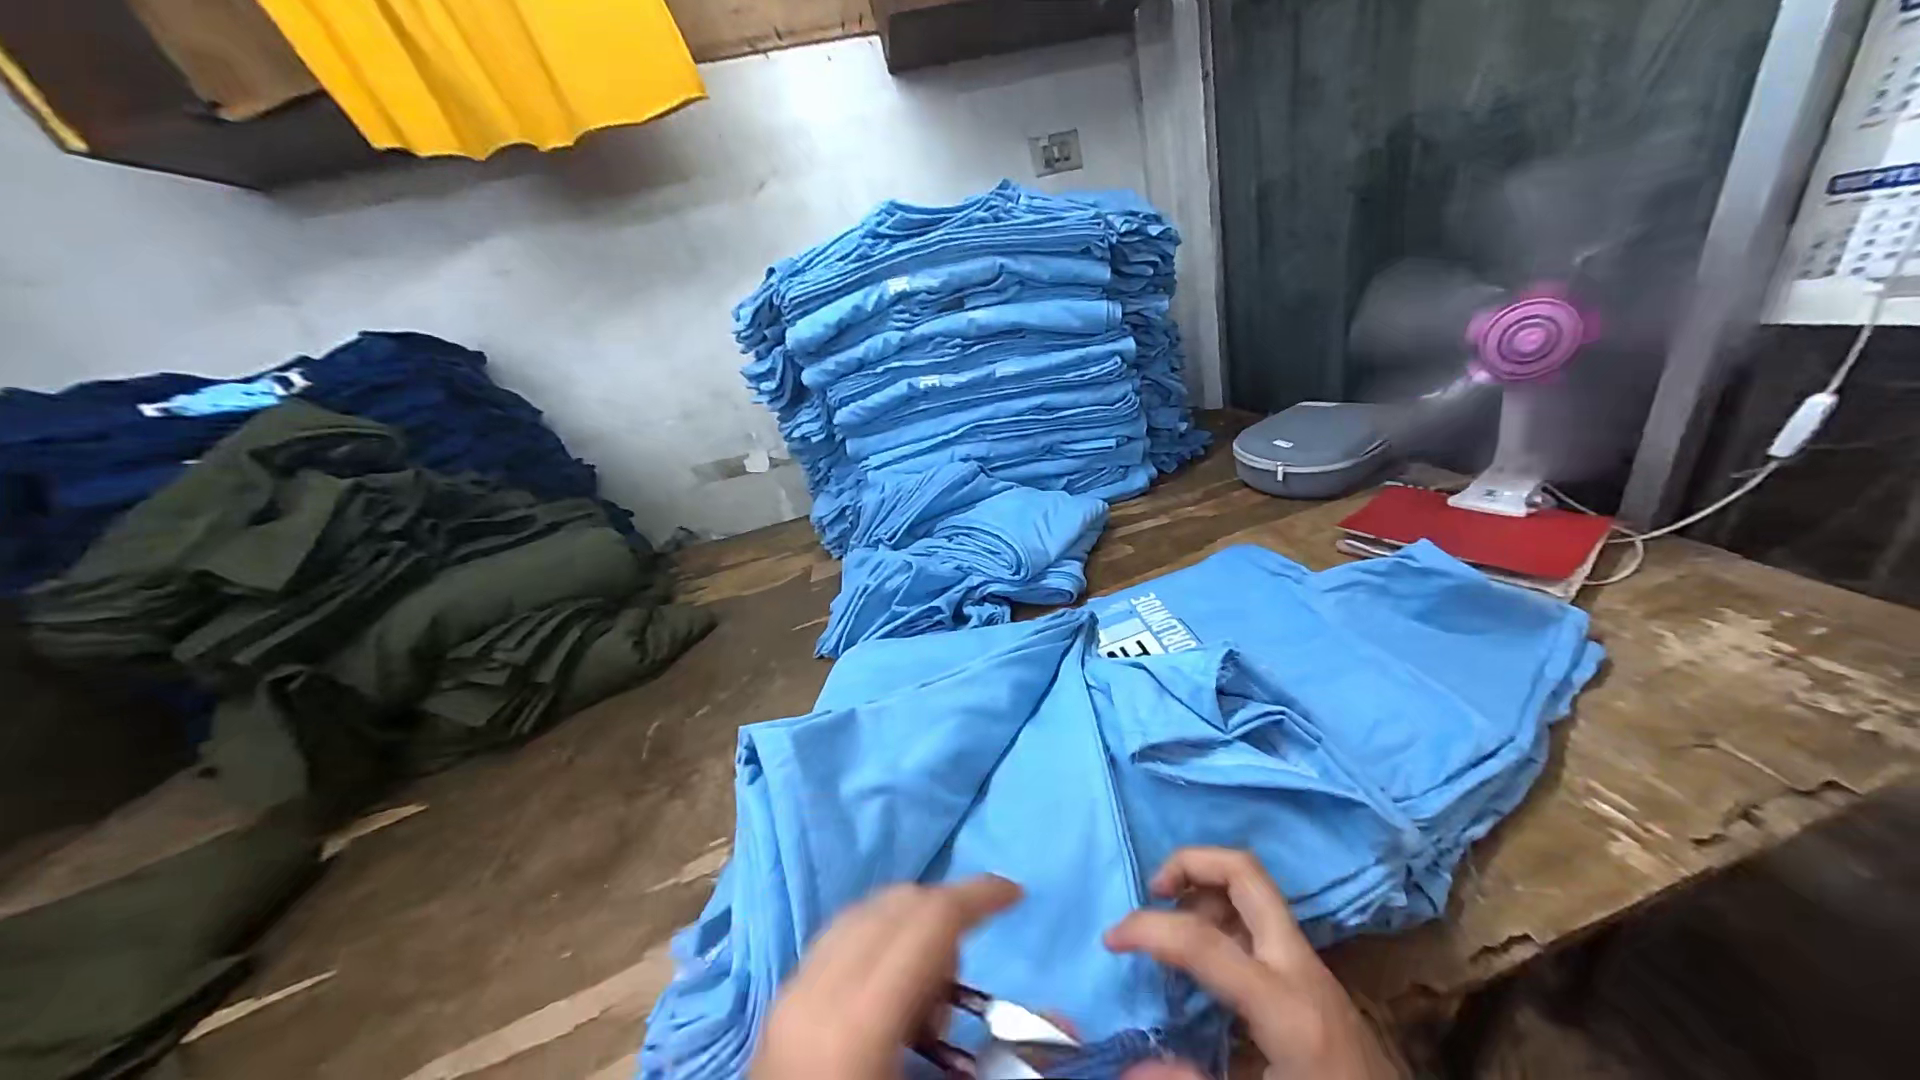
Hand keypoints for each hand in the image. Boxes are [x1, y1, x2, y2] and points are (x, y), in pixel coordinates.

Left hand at [751, 875, 1022, 1079]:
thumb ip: (999, 1067)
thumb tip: (1064, 1022)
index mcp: (859, 1020)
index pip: (929, 918)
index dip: (979, 896)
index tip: (1017, 894)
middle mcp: (819, 988)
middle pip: (899, 904)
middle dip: (946, 917)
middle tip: (964, 983)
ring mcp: (792, 990)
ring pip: (866, 912)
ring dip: (911, 929)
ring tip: (928, 995)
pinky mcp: (780, 1000)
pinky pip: (840, 936)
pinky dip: (877, 941)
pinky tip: (890, 996)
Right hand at [1105, 848, 1403, 1079]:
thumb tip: (1130, 1064)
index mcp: (1286, 1006)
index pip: (1203, 940)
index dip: (1147, 930)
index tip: (1110, 940)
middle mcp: (1301, 968)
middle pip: (1245, 873)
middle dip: (1191, 864)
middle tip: (1154, 891)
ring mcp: (1312, 967)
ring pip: (1254, 889)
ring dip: (1206, 888)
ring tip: (1172, 926)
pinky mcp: (1313, 978)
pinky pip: (1260, 920)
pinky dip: (1222, 915)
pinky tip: (1204, 958)